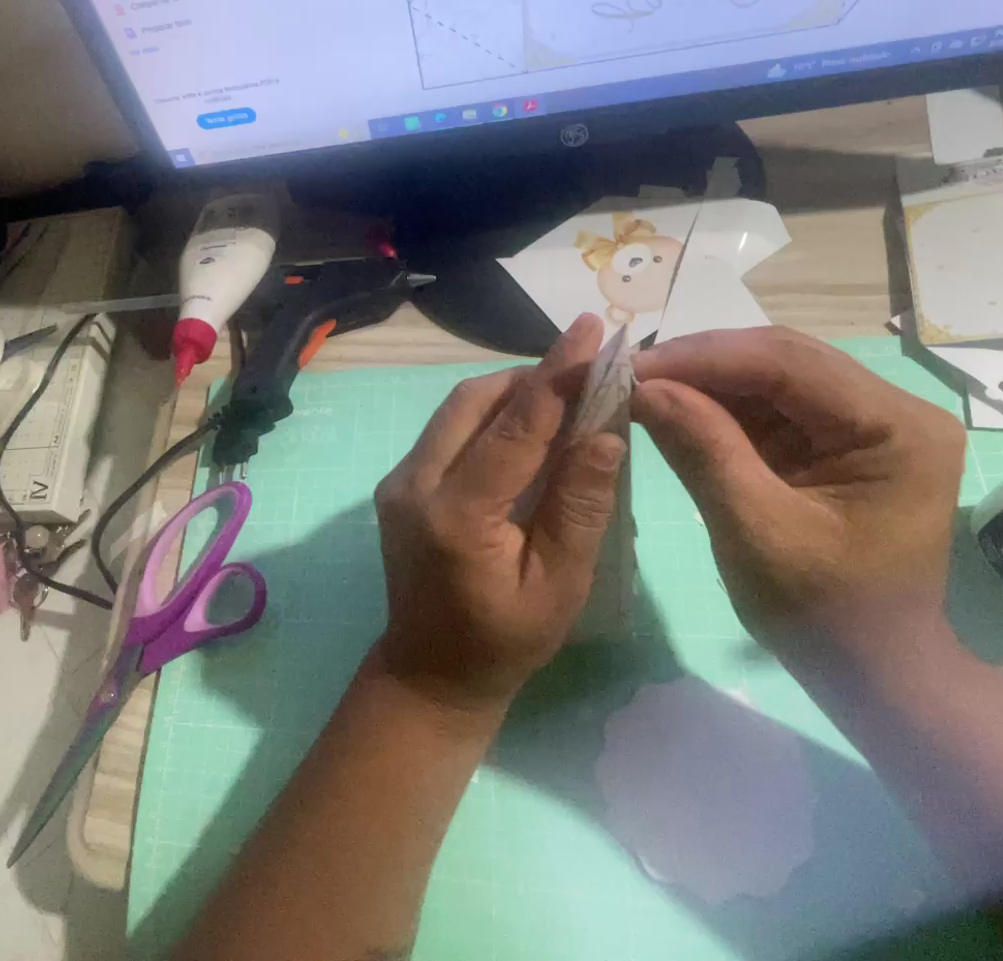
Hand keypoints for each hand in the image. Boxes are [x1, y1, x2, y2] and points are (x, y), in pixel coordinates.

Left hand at [372, 315, 628, 711]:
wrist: (429, 672)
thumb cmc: (504, 641)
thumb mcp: (560, 585)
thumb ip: (580, 506)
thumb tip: (606, 432)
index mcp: (457, 515)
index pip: (514, 427)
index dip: (556, 374)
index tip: (590, 329)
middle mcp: (413, 485)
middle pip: (473, 402)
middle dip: (530, 376)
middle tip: (584, 367)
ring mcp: (397, 482)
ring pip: (455, 411)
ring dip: (508, 394)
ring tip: (561, 393)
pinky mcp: (396, 485)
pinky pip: (445, 432)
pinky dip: (487, 418)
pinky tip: (524, 428)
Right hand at [630, 328, 966, 670]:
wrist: (869, 667)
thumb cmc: (821, 612)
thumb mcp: (754, 531)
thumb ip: (702, 450)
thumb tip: (643, 387)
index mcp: (895, 428)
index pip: (789, 364)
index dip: (704, 358)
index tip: (631, 367)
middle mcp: (890, 409)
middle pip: (782, 359)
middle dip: (700, 363)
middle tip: (627, 372)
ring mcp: (863, 422)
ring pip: (770, 375)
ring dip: (702, 380)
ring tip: (639, 387)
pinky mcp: (834, 441)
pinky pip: (767, 405)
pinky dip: (715, 405)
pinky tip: (671, 407)